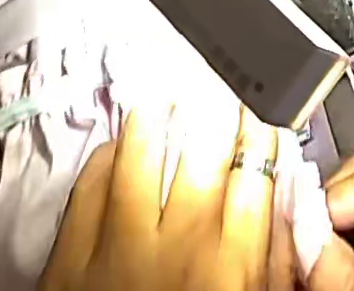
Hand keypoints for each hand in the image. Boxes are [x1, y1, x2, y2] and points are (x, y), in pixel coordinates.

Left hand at [40, 104, 294, 290]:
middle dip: (219, 105)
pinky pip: (90, 180)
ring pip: (143, 147)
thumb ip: (270, 256)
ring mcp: (120, 247)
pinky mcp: (69, 259)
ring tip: (169, 94)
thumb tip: (284, 199)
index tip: (261, 109)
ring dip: (160, 112)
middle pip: (208, 144)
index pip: (259, 166)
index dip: (263, 126)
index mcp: (231, 266)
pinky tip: (120, 144)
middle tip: (220, 88)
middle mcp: (181, 245)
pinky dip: (108, 153)